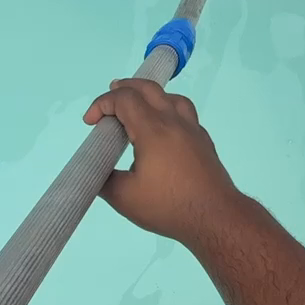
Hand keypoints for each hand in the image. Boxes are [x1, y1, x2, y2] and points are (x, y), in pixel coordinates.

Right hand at [84, 79, 245, 245]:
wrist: (214, 217)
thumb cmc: (168, 207)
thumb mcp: (124, 198)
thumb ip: (104, 181)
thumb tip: (97, 174)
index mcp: (152, 130)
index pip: (124, 99)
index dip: (102, 104)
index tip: (90, 122)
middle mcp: (174, 122)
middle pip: (148, 88)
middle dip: (125, 88)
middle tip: (111, 93)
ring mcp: (192, 130)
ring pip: (171, 97)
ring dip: (150, 94)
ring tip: (139, 104)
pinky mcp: (203, 141)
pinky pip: (184, 113)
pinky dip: (168, 110)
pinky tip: (164, 128)